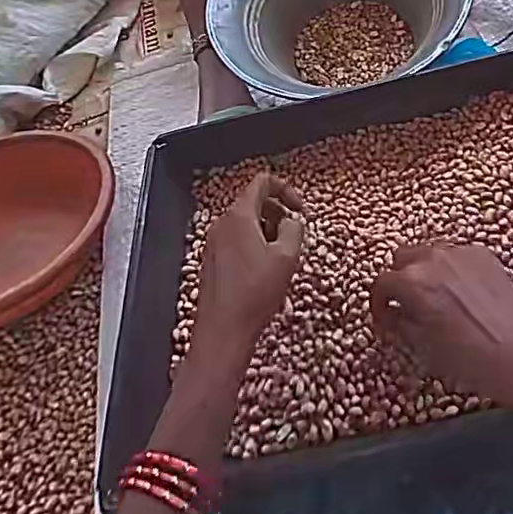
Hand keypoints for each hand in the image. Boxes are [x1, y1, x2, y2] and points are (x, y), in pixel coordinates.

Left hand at [196, 174, 306, 348]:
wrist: (223, 331)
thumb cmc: (255, 293)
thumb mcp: (287, 256)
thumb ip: (294, 229)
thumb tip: (291, 221)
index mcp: (239, 216)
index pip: (262, 182)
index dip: (286, 190)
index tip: (300, 210)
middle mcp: (222, 224)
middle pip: (254, 202)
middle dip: (278, 214)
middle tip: (293, 239)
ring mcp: (214, 243)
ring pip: (246, 223)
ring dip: (268, 232)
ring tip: (280, 259)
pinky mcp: (212, 261)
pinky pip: (237, 241)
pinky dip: (255, 246)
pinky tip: (264, 273)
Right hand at [370, 244, 512, 432]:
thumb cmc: (471, 358)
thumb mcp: (424, 347)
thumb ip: (401, 323)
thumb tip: (393, 314)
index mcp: (414, 282)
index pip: (382, 283)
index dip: (378, 304)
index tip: (385, 319)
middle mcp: (434, 257)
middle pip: (402, 258)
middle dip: (400, 280)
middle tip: (407, 306)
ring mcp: (461, 252)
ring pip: (429, 252)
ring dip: (424, 271)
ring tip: (435, 299)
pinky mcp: (484, 254)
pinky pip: (456, 256)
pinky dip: (451, 269)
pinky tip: (462, 295)